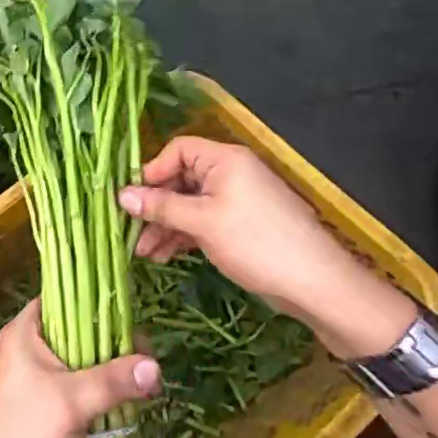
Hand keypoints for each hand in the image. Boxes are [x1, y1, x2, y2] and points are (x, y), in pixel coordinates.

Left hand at [0, 300, 160, 437]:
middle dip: (108, 339)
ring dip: (106, 364)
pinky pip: (77, 380)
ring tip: (141, 370)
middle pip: (75, 328)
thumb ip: (114, 379)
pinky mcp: (45, 398)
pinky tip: (125, 391)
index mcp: (24, 329)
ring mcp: (35, 372)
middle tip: (143, 349)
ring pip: (78, 356)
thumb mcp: (74, 400)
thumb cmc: (29, 429)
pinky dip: (98, 384)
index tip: (128, 315)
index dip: (94, 302)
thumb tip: (157, 365)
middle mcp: (28, 344)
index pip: (62, 298)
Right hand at [118, 138, 414, 356]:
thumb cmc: (257, 243)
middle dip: (154, 206)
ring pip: (189, 204)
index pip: (177, 150)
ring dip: (165, 226)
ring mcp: (236, 200)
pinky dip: (183, 235)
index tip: (132, 198)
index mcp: (224, 160)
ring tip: (142, 252)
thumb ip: (161, 207)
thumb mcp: (202, 223)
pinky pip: (202, 221)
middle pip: (180, 179)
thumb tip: (121, 195)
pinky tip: (164, 255)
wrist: (317, 286)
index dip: (152, 171)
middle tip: (131, 231)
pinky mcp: (240, 225)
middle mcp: (230, 173)